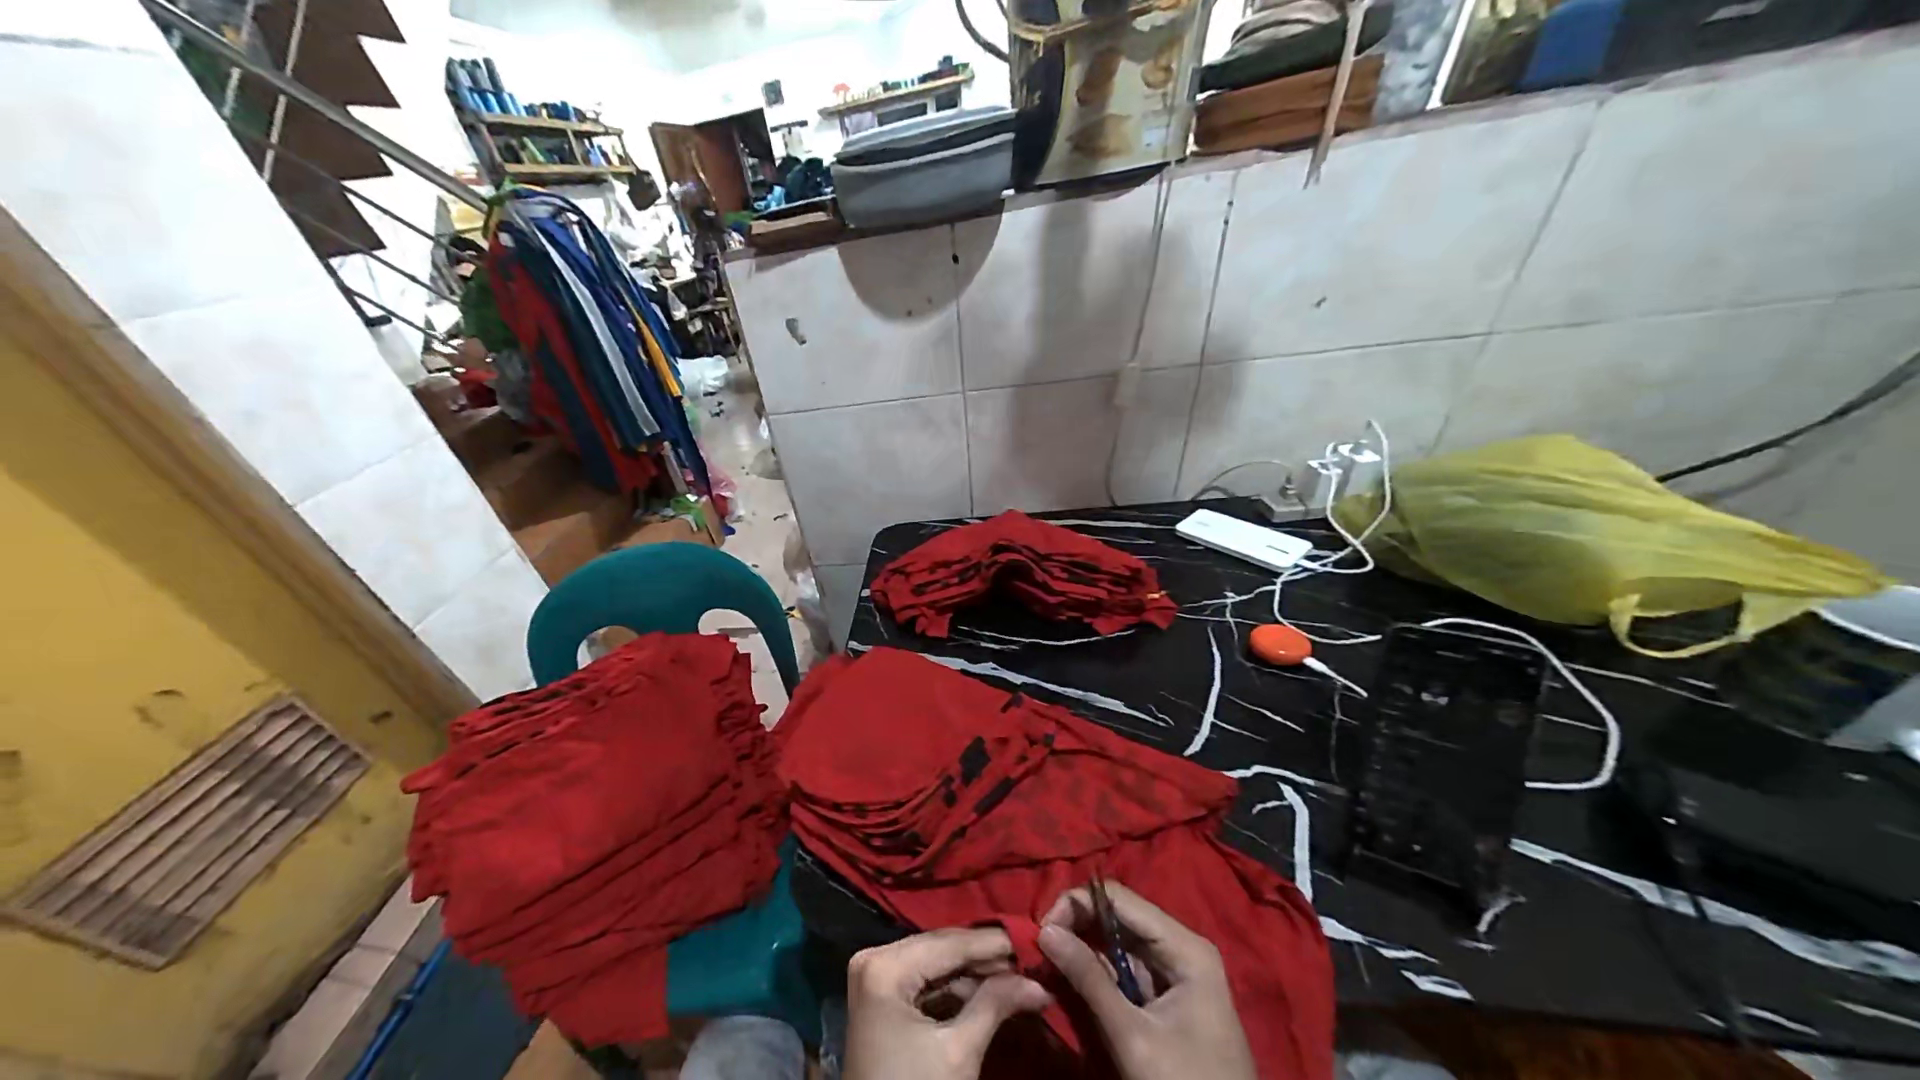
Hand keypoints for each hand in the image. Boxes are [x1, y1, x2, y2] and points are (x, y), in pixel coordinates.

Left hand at [843, 928, 1053, 1079]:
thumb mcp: (959, 1051)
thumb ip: (996, 1004)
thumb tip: (1038, 983)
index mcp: (885, 966)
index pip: (950, 943)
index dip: (995, 943)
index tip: (1033, 940)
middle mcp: (875, 959)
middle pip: (941, 948)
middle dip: (986, 958)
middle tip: (1029, 960)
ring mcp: (875, 977)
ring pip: (935, 963)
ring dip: (974, 973)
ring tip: (1017, 977)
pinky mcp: (881, 998)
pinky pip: (924, 981)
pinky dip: (955, 989)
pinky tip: (989, 991)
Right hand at [1039, 882, 1256, 1079]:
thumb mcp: (1133, 1037)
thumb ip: (1089, 980)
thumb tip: (1045, 931)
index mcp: (1184, 946)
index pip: (1119, 898)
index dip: (1077, 903)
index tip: (1041, 930)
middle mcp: (1181, 946)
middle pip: (1118, 916)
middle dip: (1076, 926)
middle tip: (1039, 949)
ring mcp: (1175, 971)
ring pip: (1117, 942)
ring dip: (1082, 949)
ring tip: (1048, 964)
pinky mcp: (1165, 995)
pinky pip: (1124, 968)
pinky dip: (1096, 971)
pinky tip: (1069, 979)